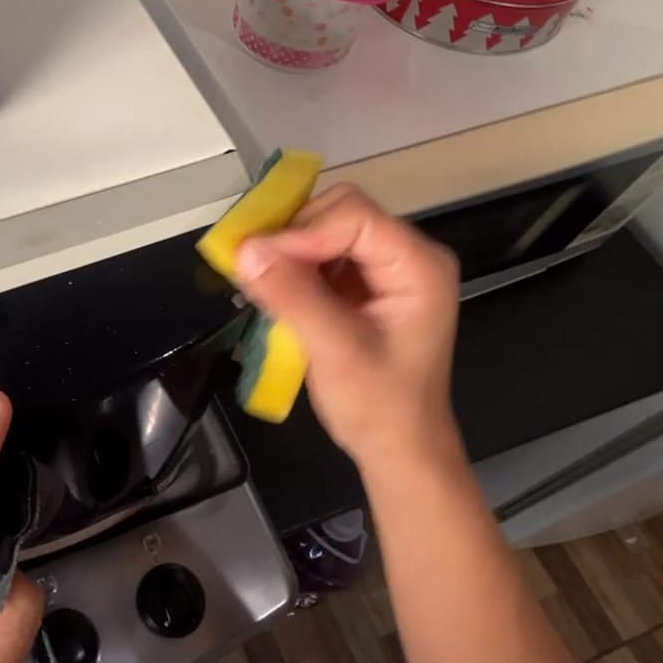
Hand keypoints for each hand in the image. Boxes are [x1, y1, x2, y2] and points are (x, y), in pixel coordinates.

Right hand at [233, 184, 462, 469]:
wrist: (398, 449)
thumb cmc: (379, 407)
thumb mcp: (335, 352)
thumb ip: (292, 296)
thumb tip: (243, 250)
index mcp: (419, 266)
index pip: (354, 216)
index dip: (302, 231)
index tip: (257, 257)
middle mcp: (406, 255)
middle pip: (339, 213)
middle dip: (293, 236)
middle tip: (253, 265)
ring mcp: (384, 268)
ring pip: (324, 228)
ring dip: (287, 249)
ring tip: (257, 276)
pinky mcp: (362, 282)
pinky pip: (320, 253)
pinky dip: (291, 265)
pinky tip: (272, 286)